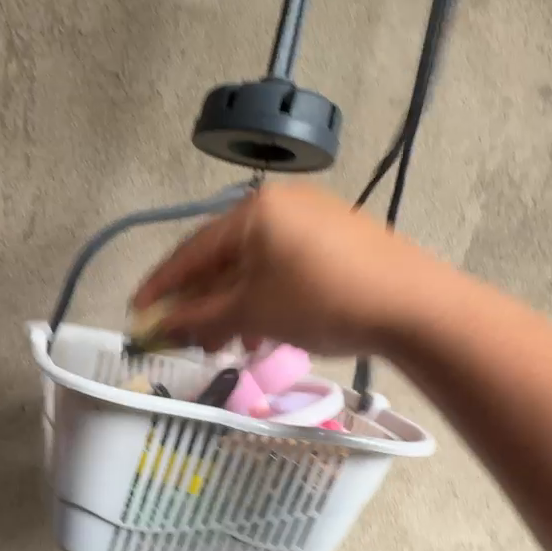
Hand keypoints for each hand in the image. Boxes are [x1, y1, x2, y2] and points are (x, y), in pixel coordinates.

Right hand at [131, 181, 439, 355]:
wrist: (415, 307)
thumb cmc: (321, 301)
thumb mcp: (250, 313)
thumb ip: (196, 319)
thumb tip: (155, 328)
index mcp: (253, 211)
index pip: (190, 251)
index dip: (160, 287)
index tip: (136, 314)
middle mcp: (280, 205)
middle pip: (222, 259)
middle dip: (201, 304)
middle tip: (188, 341)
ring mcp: (312, 220)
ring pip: (253, 268)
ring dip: (233, 307)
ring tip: (231, 345)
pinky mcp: (337, 240)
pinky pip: (282, 268)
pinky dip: (264, 299)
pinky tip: (266, 332)